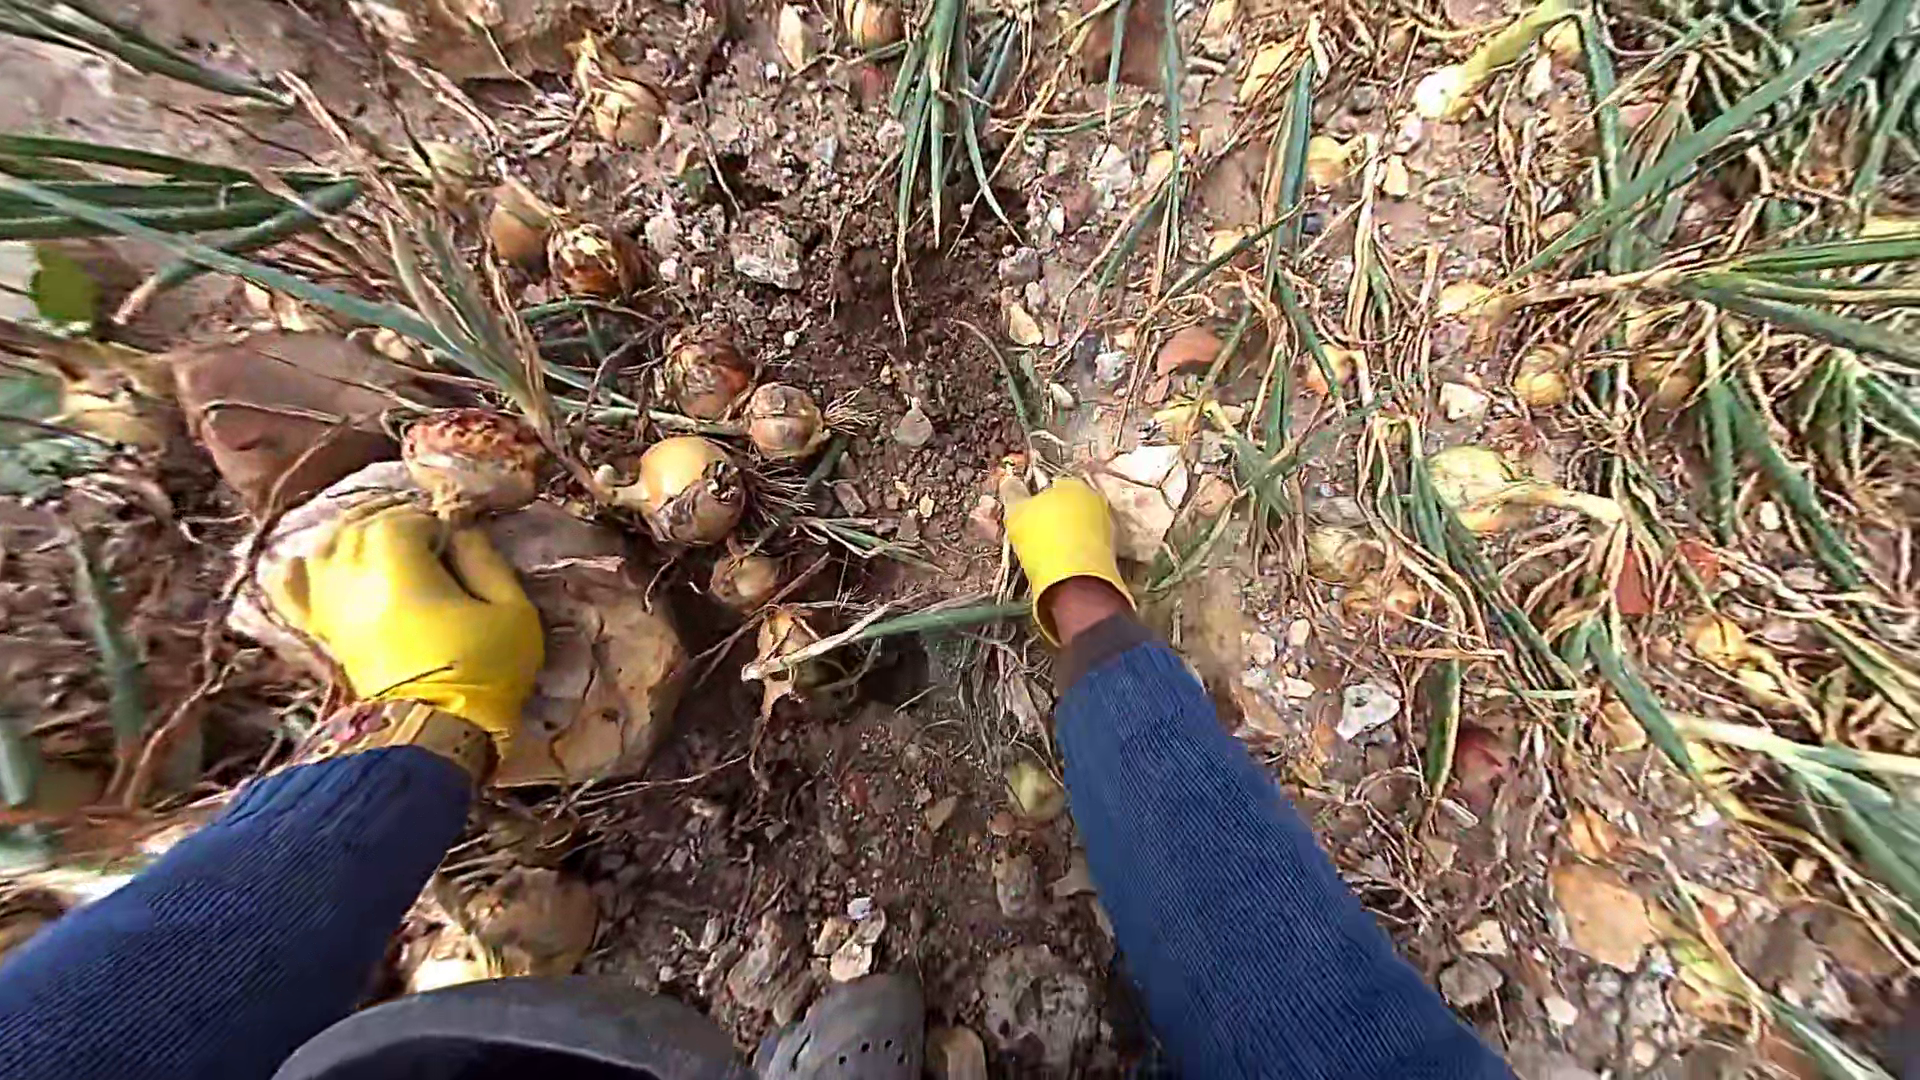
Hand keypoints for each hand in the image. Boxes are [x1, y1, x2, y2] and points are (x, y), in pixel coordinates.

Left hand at [266, 504, 542, 755]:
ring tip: (386, 538)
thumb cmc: (487, 666)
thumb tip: (462, 532)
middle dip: (392, 519)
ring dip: (354, 534)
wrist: (438, 728)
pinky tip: (310, 560)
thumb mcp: (512, 610)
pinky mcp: (325, 632)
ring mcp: (332, 609)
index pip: (399, 521)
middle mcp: (354, 584)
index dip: (429, 519)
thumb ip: (487, 563)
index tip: (456, 534)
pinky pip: (293, 590)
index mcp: (403, 575)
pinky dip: (299, 568)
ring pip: (323, 549)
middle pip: (356, 529)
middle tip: (428, 530)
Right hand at [1003, 476, 1134, 644]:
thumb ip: (1012, 494)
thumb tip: (1009, 481)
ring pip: (1077, 528)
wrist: (1072, 581)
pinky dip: (1072, 554)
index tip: (1023, 514)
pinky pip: (1083, 548)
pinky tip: (1057, 565)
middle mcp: (1095, 501)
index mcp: (1074, 484)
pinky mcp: (1109, 553)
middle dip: (1052, 517)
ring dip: (1063, 537)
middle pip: (1068, 506)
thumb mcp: (1015, 512)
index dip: (1035, 499)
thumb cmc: (1042, 538)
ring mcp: (1106, 527)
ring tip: (1042, 554)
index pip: (1052, 485)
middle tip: (1030, 534)